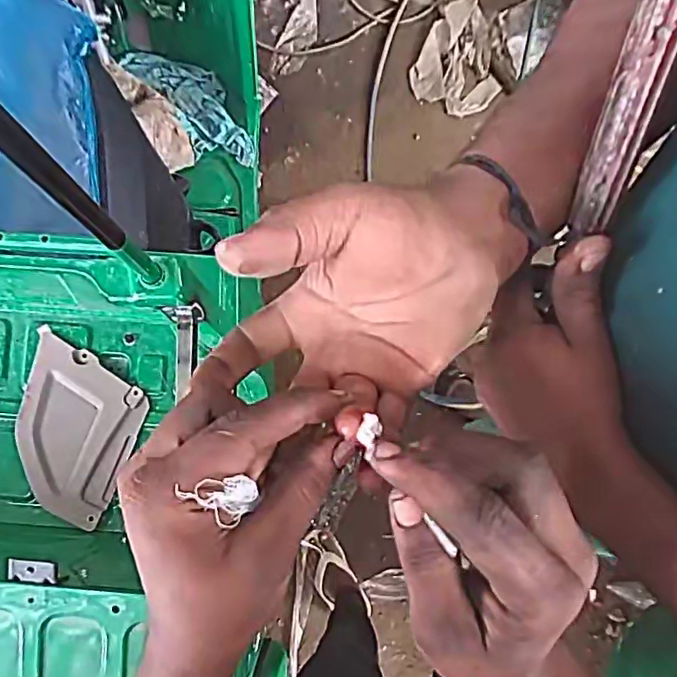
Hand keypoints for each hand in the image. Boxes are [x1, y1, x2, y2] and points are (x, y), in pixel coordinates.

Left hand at [117, 351, 349, 666]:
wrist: (190, 640)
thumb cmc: (219, 611)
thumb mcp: (272, 547)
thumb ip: (304, 484)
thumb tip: (334, 440)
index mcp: (166, 489)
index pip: (241, 428)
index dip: (296, 409)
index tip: (334, 400)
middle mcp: (146, 470)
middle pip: (216, 406)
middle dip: (273, 413)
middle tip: (319, 420)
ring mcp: (149, 469)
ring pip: (208, 412)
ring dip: (255, 423)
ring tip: (291, 450)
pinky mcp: (161, 474)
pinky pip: (203, 434)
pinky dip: (240, 439)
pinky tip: (266, 459)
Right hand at [209, 169, 526, 414]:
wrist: (471, 239)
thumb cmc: (404, 218)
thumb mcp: (336, 218)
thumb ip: (285, 237)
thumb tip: (228, 254)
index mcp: (301, 313)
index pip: (248, 349)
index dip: (225, 372)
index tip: (205, 398)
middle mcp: (326, 349)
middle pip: (288, 399)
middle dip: (283, 424)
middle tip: (283, 443)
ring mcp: (363, 371)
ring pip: (334, 418)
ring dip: (335, 434)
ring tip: (344, 438)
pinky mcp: (401, 386)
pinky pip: (383, 424)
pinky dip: (379, 444)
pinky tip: (377, 458)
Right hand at [366, 422, 598, 676]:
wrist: (520, 663)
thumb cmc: (482, 657)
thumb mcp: (438, 633)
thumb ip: (424, 566)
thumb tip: (404, 502)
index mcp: (542, 594)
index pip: (486, 519)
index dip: (432, 483)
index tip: (387, 460)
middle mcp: (569, 552)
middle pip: (519, 471)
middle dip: (451, 455)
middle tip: (396, 457)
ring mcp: (569, 526)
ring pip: (517, 458)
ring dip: (457, 451)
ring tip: (409, 464)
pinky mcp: (554, 509)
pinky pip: (512, 464)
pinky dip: (466, 457)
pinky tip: (433, 469)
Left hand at [471, 235, 627, 488]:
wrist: (576, 456)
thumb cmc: (588, 399)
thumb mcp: (589, 341)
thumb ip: (580, 292)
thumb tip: (590, 240)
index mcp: (510, 333)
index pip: (512, 281)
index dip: (536, 267)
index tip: (560, 266)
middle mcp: (485, 352)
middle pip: (500, 308)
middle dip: (528, 297)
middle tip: (561, 302)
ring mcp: (482, 376)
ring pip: (497, 334)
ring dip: (520, 326)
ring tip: (552, 335)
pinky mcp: (486, 395)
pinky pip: (495, 358)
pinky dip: (513, 350)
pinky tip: (538, 363)